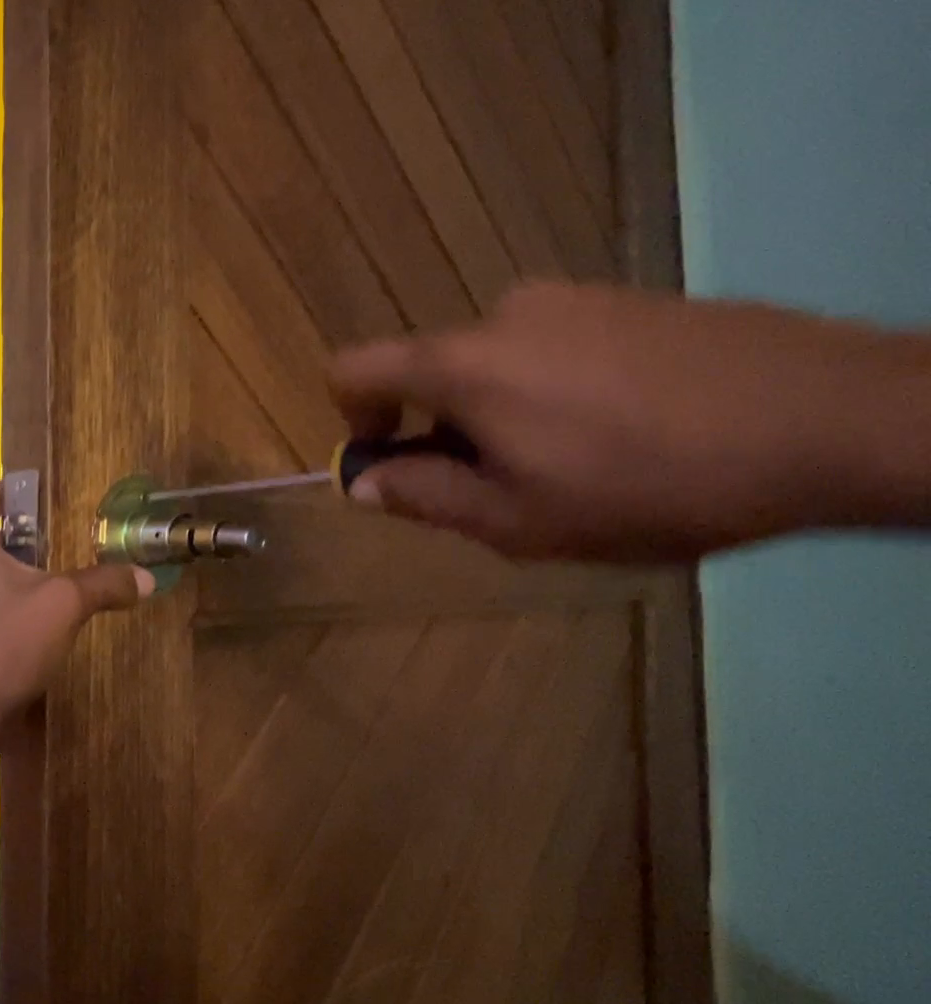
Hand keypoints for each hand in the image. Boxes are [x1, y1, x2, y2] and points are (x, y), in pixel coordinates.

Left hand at [0, 480, 154, 730]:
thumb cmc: (8, 642)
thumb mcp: (65, 605)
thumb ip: (105, 583)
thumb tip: (147, 578)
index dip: (11, 486)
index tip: (47, 501)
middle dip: (25, 529)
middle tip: (65, 538)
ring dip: (21, 565)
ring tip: (60, 576)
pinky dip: (14, 595)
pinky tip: (44, 616)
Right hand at [329, 283, 930, 560]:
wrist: (836, 419)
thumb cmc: (649, 483)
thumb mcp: (517, 520)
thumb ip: (423, 497)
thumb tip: (363, 482)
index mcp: (462, 364)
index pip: (354, 369)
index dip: (351, 418)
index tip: (392, 460)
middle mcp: (504, 314)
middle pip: (432, 373)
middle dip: (444, 431)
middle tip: (504, 489)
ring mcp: (575, 298)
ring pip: (498, 365)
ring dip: (504, 415)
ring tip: (576, 467)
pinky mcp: (633, 299)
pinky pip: (556, 349)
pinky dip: (557, 392)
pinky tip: (627, 434)